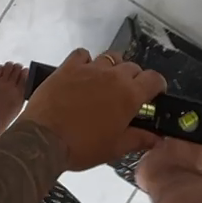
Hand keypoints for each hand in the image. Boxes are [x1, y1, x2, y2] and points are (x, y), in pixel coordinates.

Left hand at [22, 49, 166, 170]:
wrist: (45, 139)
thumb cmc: (83, 147)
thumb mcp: (115, 148)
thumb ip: (139, 139)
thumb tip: (157, 138)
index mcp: (129, 95)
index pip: (154, 79)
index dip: (157, 86)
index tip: (153, 95)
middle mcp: (112, 76)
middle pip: (132, 67)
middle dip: (135, 78)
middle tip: (127, 95)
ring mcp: (89, 68)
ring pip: (110, 57)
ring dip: (113, 68)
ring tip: (106, 83)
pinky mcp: (68, 66)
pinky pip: (83, 54)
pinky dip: (86, 61)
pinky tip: (83, 73)